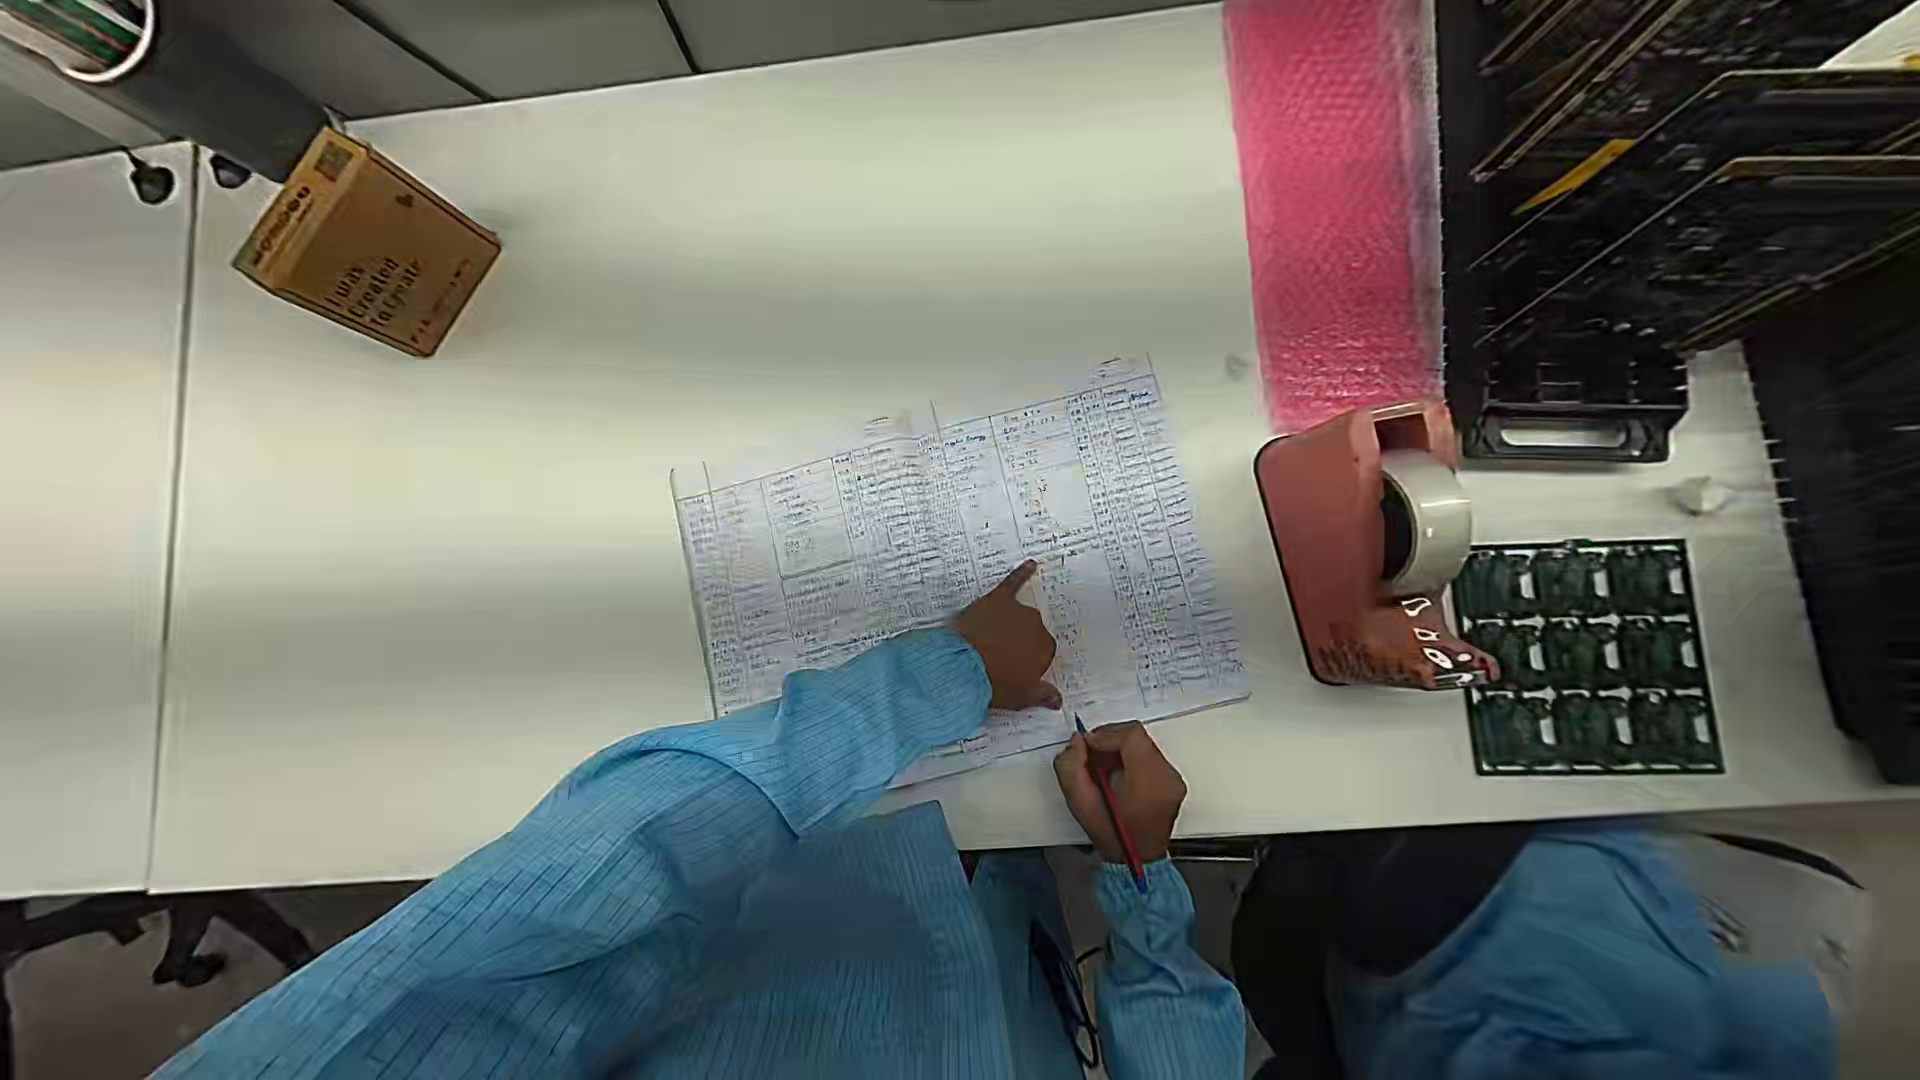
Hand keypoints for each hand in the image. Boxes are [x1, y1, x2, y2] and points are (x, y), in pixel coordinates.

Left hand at [953, 560, 1061, 709]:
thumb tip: (1057, 700)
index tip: (1016, 667)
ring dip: (1011, 621)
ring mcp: (1016, 611)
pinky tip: (1030, 565)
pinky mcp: (997, 600)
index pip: (1042, 651)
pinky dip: (1022, 573)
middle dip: (1018, 641)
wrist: (961, 667)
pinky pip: (1013, 582)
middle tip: (1001, 656)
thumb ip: (1043, 696)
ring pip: (1019, 613)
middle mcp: (1034, 625)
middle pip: (1030, 630)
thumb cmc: (993, 682)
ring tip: (992, 638)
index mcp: (1044, 647)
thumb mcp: (1022, 697)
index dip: (1027, 659)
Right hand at [1052, 721, 1184, 863]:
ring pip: (1142, 742)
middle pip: (1137, 735)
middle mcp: (1167, 778)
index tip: (1089, 745)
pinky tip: (1116, 771)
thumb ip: (1070, 766)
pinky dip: (1129, 754)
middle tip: (1091, 754)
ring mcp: (1173, 778)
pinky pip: (1148, 752)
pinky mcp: (1172, 779)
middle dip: (1109, 739)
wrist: (1136, 859)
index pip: (1131, 736)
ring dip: (1118, 746)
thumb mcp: (1079, 803)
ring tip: (1102, 765)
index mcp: (1149, 784)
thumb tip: (1079, 742)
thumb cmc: (1112, 835)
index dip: (1105, 735)